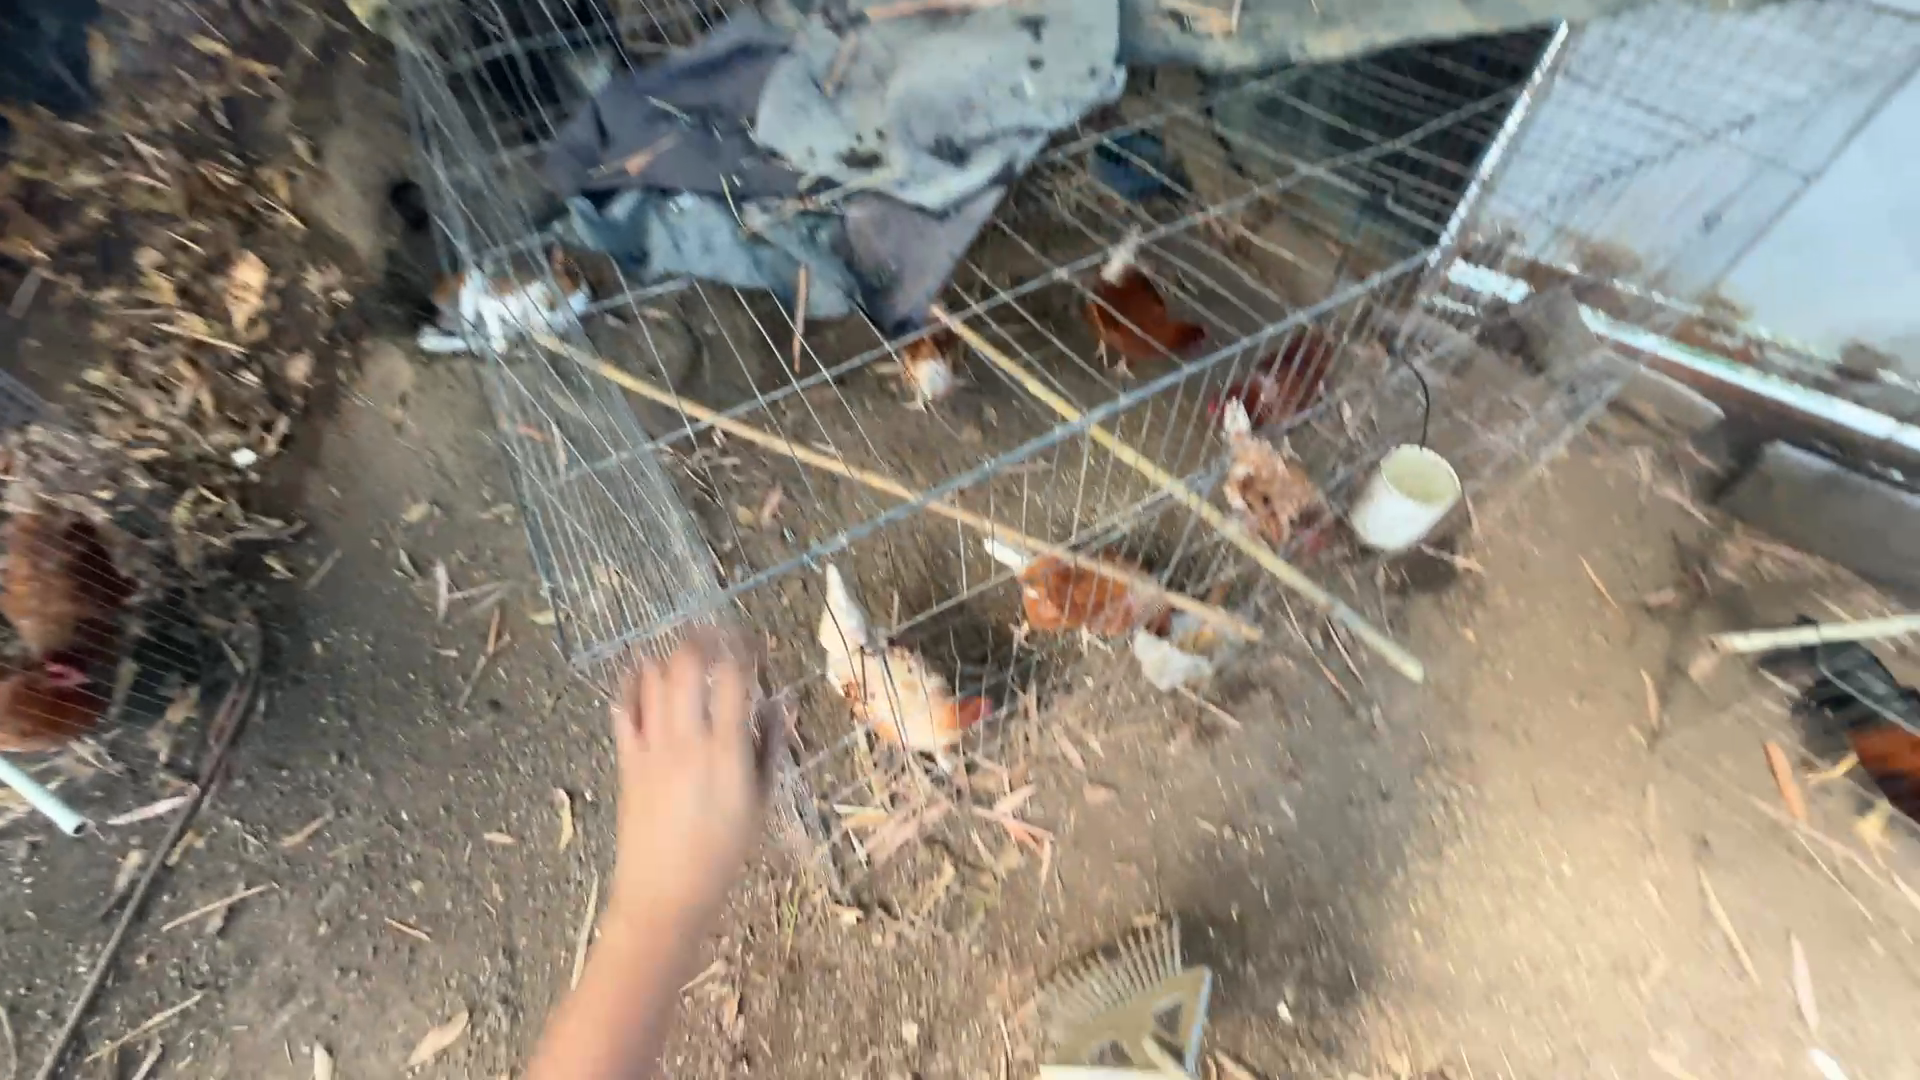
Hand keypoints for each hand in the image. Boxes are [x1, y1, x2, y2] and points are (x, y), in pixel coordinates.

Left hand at [606, 629, 780, 933]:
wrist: (664, 894)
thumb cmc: (724, 851)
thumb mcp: (761, 801)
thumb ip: (771, 746)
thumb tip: (784, 702)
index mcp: (726, 750)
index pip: (734, 679)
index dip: (746, 651)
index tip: (756, 643)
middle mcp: (687, 740)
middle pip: (688, 667)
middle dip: (703, 639)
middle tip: (717, 632)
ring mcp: (652, 749)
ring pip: (655, 681)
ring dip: (670, 654)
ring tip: (685, 645)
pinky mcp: (626, 762)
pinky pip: (623, 711)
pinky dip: (630, 684)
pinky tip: (639, 669)